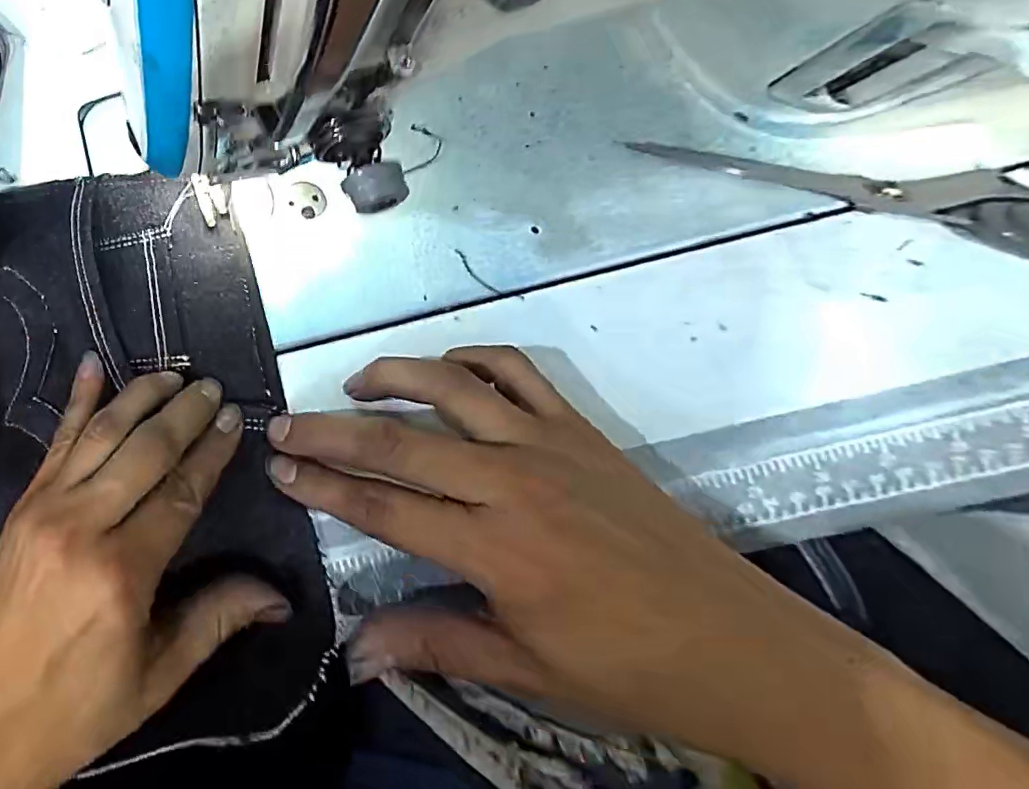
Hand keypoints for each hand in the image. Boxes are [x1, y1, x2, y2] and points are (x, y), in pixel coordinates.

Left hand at [0, 353, 287, 788]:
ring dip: (140, 396)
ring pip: (103, 432)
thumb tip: (278, 595)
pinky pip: (57, 441)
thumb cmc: (72, 709)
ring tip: (172, 374)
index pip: (181, 492)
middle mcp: (84, 525)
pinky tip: (92, 365)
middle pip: (146, 450)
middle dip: (184, 413)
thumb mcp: (153, 678)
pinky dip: (77, 399)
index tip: (234, 419)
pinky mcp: (23, 504)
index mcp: (123, 572)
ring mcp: (47, 507)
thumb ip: (215, 620)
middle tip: (212, 386)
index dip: (212, 451)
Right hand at [265, 346, 1028, 788]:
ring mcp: (547, 445)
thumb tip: (355, 653)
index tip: (278, 469)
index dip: (323, 488)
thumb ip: (434, 645)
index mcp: (498, 552)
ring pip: (449, 387)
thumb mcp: (526, 671)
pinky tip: (444, 368)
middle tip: (283, 423)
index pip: (384, 509)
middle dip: (329, 432)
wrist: (749, 648)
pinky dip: (471, 357)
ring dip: (391, 376)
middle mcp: (513, 484)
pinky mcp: (579, 429)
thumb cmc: (630, 670)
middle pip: (398, 442)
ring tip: (353, 382)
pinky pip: (515, 370)